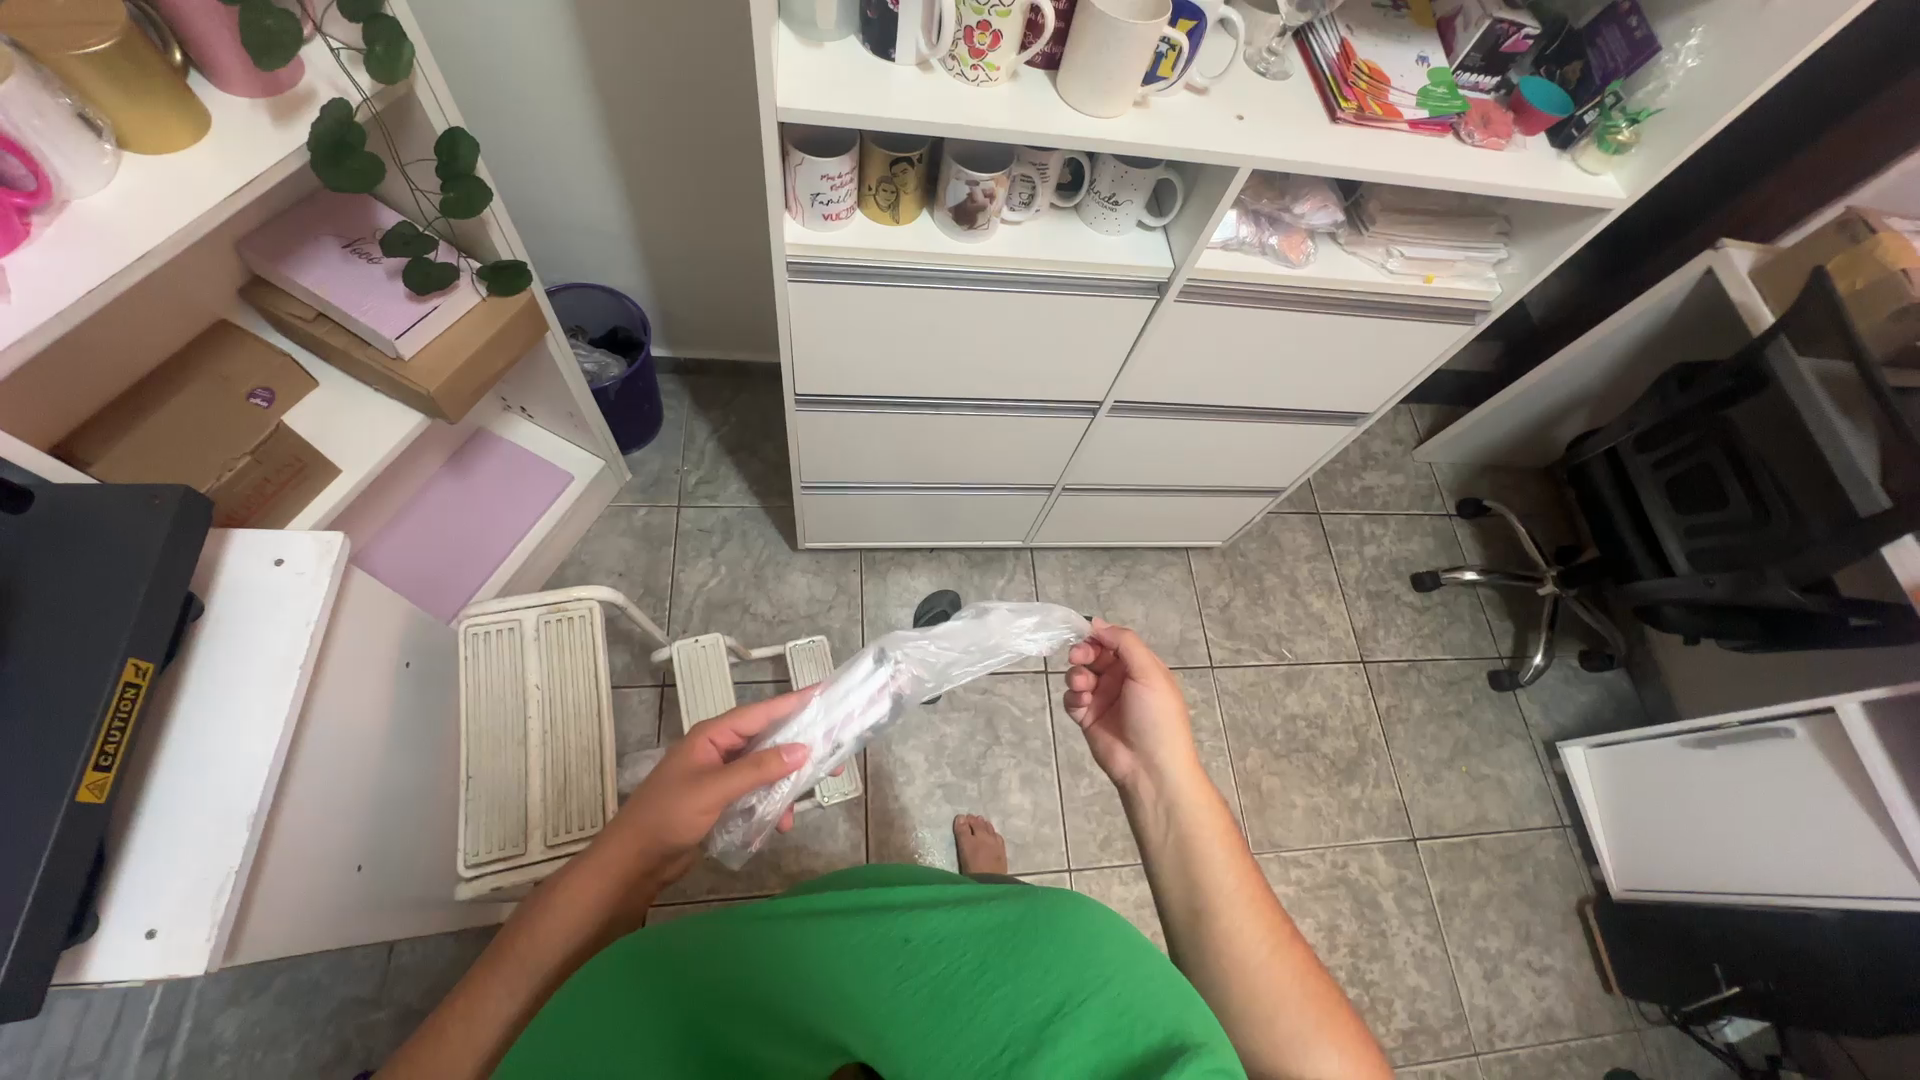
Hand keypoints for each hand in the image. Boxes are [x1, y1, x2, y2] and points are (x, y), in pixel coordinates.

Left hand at [574, 688, 813, 925]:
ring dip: (785, 787)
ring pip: (767, 771)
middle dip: (799, 750)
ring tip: (802, 805)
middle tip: (834, 756)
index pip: (761, 712)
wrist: (634, 862)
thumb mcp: (714, 790)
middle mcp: (720, 750)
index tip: (825, 692)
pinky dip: (771, 808)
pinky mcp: (723, 802)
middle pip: (769, 740)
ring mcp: (721, 777)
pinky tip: (777, 827)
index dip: (794, 702)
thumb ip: (758, 769)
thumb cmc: (667, 817)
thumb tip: (802, 750)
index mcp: (713, 736)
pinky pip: (757, 795)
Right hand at [1062, 619, 1200, 792]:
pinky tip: (1081, 703)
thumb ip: (1124, 642)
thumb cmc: (1157, 716)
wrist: (1150, 767)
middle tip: (1078, 658)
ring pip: (1080, 675)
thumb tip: (1097, 623)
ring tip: (1082, 686)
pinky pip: (1072, 699)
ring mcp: (1103, 699)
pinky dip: (1073, 697)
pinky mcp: (1087, 718)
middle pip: (1093, 655)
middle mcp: (1121, 680)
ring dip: (1077, 675)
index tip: (1085, 634)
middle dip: (1083, 653)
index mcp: (1140, 667)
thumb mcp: (1149, 672)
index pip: (1113, 641)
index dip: (1098, 636)